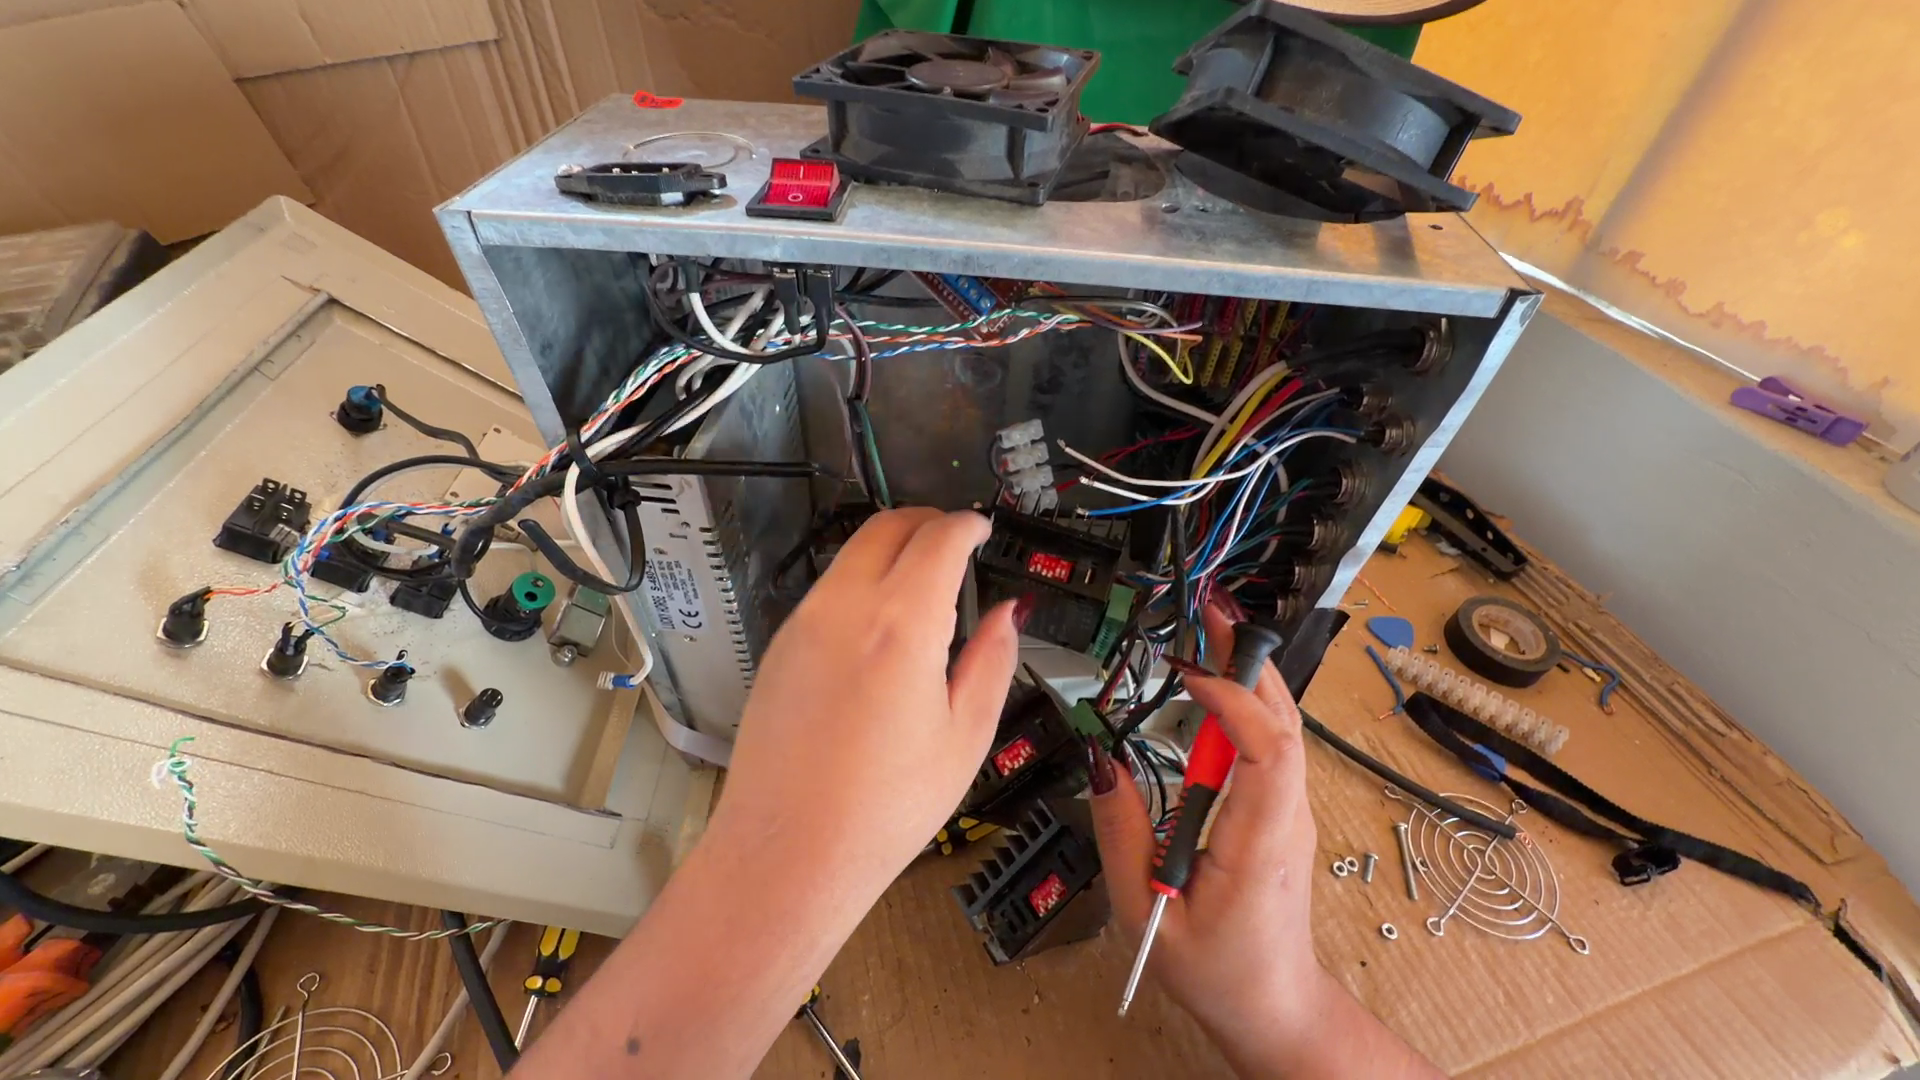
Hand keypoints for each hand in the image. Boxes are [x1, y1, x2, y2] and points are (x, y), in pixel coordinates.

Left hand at [712, 508, 1019, 893]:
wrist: (786, 855)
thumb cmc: (881, 809)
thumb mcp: (964, 737)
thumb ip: (992, 659)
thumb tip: (1006, 614)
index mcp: (899, 625)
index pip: (938, 539)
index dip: (966, 525)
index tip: (981, 529)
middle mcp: (842, 609)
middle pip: (886, 527)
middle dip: (927, 522)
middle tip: (956, 542)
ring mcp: (802, 624)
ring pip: (852, 554)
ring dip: (891, 550)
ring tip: (923, 586)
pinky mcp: (779, 647)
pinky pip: (827, 589)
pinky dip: (861, 582)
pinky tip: (881, 626)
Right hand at [1091, 605, 1320, 1049]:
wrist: (1275, 1005)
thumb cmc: (1218, 970)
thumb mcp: (1144, 912)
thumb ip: (1120, 831)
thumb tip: (1102, 759)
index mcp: (1258, 842)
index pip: (1266, 751)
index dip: (1234, 701)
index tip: (1189, 672)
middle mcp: (1286, 816)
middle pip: (1282, 719)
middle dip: (1248, 657)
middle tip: (1208, 611)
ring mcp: (1291, 809)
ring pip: (1283, 723)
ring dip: (1249, 670)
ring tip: (1210, 627)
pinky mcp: (1280, 807)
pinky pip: (1271, 739)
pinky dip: (1248, 698)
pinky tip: (1221, 678)